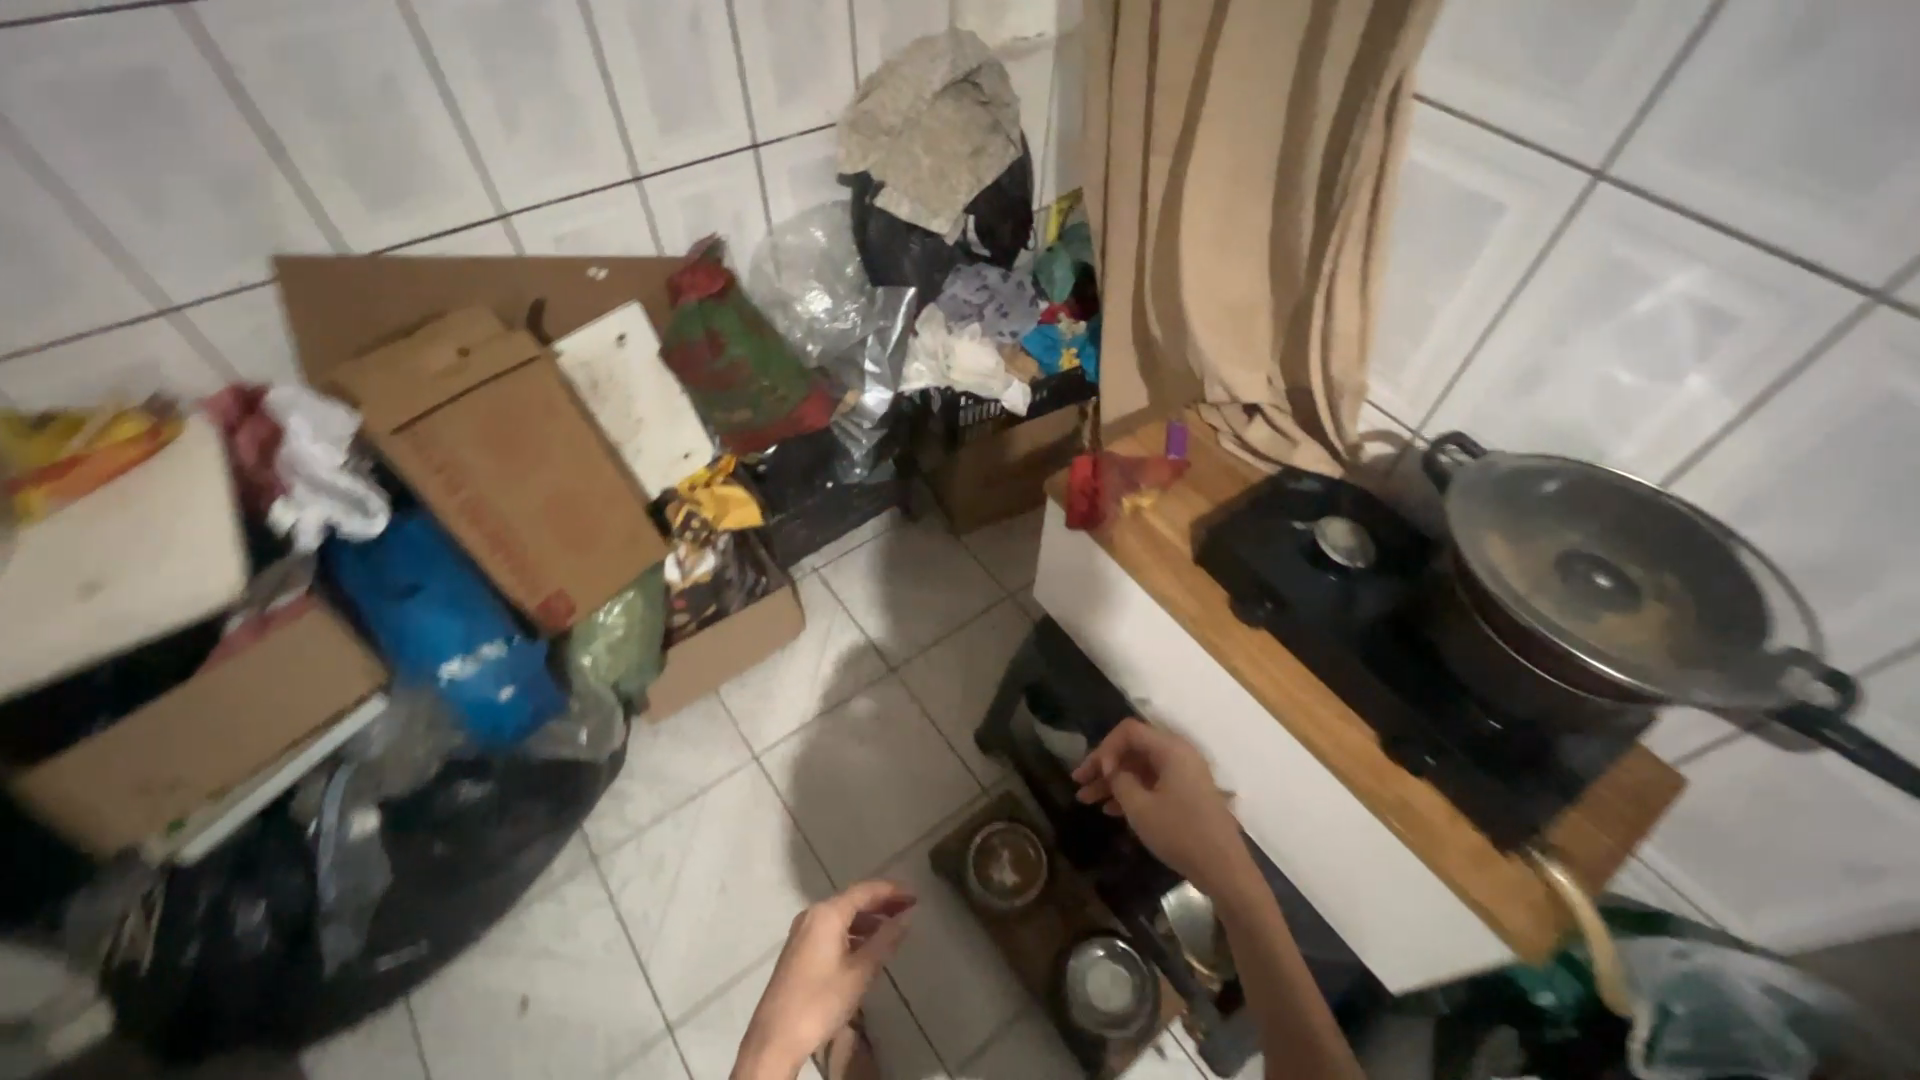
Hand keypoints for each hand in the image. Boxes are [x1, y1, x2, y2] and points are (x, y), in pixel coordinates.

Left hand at [735, 881, 915, 1079]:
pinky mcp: (798, 949)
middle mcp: (813, 914)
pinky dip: (852, 931)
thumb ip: (885, 940)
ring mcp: (802, 931)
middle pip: (853, 900)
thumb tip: (907, 917)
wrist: (776, 1037)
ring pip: (841, 915)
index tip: (916, 896)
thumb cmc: (821, 1001)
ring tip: (893, 929)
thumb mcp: (861, 972)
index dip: (892, 891)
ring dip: (868, 919)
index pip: (865, 890)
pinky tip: (867, 946)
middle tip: (909, 909)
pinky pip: (831, 929)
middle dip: (882, 903)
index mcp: (827, 913)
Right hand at [1072, 718, 1254, 898]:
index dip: (1106, 748)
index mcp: (1171, 749)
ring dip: (1113, 782)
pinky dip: (1131, 792)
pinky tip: (1110, 810)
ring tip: (1086, 799)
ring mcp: (1184, 775)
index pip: (1128, 731)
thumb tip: (1114, 770)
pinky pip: (1152, 783)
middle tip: (1079, 782)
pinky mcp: (1186, 794)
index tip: (1095, 774)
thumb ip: (1120, 781)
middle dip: (1104, 766)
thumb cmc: (1180, 833)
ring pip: (1140, 768)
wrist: (1224, 868)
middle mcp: (1179, 754)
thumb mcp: (1140, 808)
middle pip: (1133, 749)